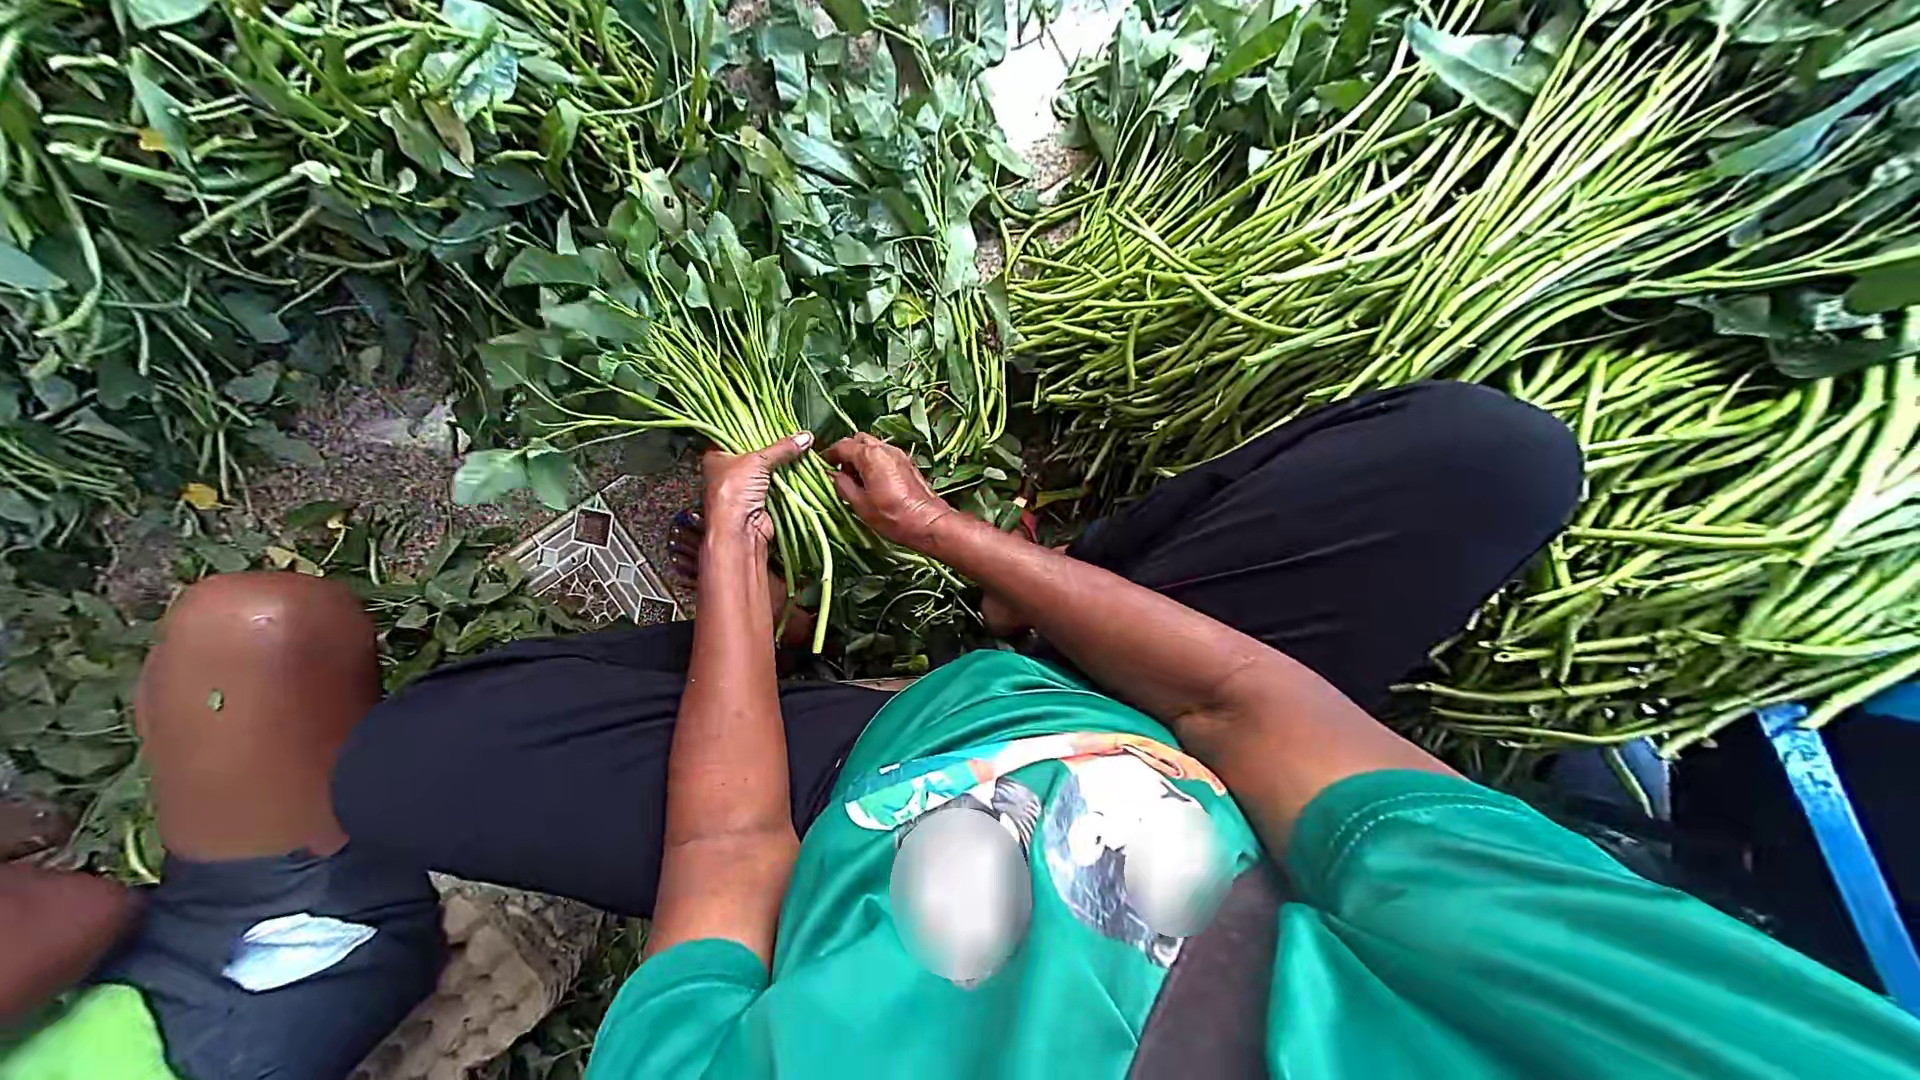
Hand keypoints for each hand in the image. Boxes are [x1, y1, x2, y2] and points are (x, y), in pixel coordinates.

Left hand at [701, 432, 813, 547]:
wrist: (739, 529)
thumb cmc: (733, 490)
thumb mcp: (757, 460)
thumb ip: (781, 448)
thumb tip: (805, 436)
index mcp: (716, 455)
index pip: (735, 433)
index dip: (753, 425)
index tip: (773, 419)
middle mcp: (728, 469)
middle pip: (755, 451)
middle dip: (773, 445)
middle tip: (792, 433)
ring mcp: (744, 485)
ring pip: (767, 468)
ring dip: (783, 462)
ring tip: (800, 447)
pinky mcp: (760, 499)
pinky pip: (776, 483)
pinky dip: (787, 478)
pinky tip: (800, 467)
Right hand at [823, 434, 955, 551]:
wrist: (928, 522)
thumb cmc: (892, 515)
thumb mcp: (860, 504)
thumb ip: (843, 486)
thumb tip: (834, 475)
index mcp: (869, 455)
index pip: (843, 446)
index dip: (830, 454)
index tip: (823, 464)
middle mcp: (885, 449)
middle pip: (859, 441)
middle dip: (847, 452)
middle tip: (842, 472)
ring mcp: (899, 454)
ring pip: (874, 446)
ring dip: (862, 457)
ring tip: (858, 479)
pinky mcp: (908, 463)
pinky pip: (885, 455)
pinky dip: (875, 462)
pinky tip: (874, 481)